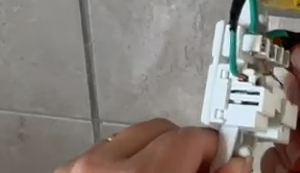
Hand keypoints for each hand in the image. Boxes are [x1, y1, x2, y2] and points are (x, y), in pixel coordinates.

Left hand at [57, 119, 223, 172]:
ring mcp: (79, 165)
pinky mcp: (66, 170)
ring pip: (134, 137)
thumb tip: (234, 165)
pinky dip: (123, 163)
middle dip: (182, 152)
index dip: (212, 151)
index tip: (220, 163)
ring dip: (152, 156)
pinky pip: (107, 148)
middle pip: (164, 129)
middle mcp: (102, 164)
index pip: (191, 136)